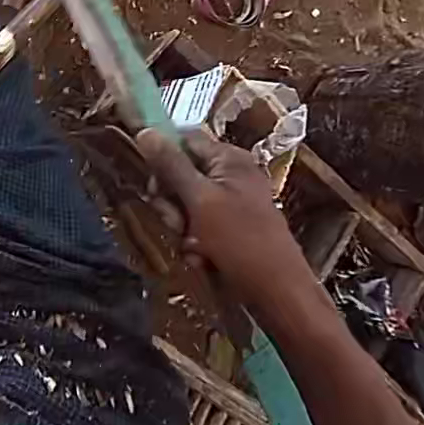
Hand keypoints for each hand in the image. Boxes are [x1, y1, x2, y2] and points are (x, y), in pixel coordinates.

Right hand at [134, 129, 319, 310]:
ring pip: (185, 204)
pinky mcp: (231, 227)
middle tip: (178, 223)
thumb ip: (171, 165)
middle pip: (181, 174)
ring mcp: (231, 201)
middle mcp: (230, 174)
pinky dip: (195, 241)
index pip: (184, 141)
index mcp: (228, 158)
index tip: (153, 186)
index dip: (164, 159)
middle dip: (172, 202)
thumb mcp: (200, 200)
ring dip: (182, 226)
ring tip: (195, 247)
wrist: (279, 294)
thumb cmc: (241, 241)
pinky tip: (203, 258)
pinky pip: (198, 225)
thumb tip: (144, 131)